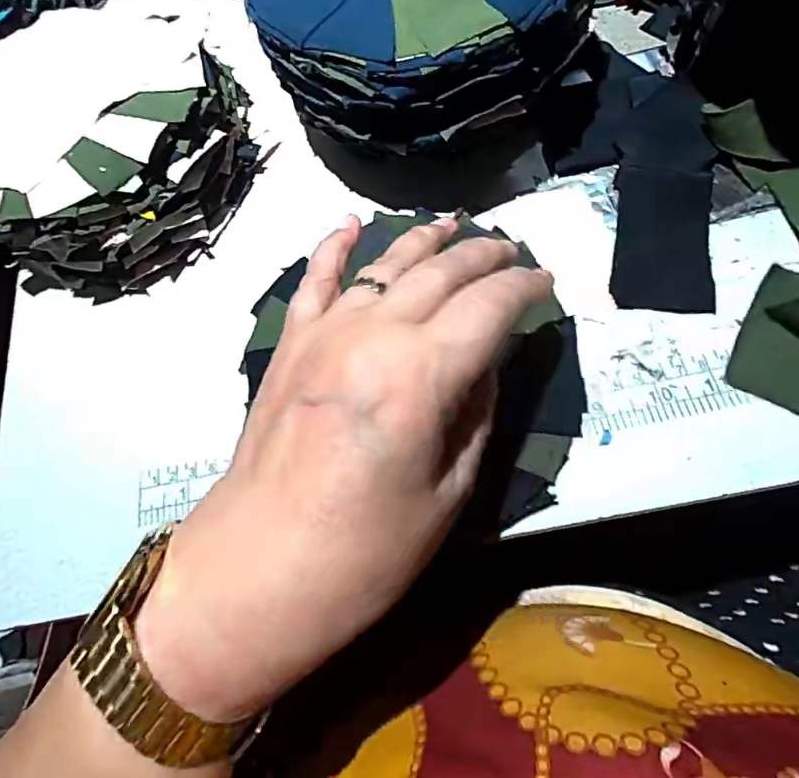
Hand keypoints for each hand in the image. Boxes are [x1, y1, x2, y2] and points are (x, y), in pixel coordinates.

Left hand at [134, 216, 551, 721]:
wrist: (252, 575)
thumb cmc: (364, 554)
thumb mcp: (450, 492)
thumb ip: (476, 412)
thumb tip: (484, 364)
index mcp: (421, 375)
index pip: (489, 305)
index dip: (524, 287)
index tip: (545, 280)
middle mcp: (374, 335)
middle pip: (443, 272)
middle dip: (485, 255)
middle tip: (513, 251)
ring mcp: (326, 333)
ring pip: (386, 264)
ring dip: (426, 239)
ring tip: (455, 223)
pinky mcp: (291, 344)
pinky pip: (316, 280)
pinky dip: (335, 247)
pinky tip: (351, 225)